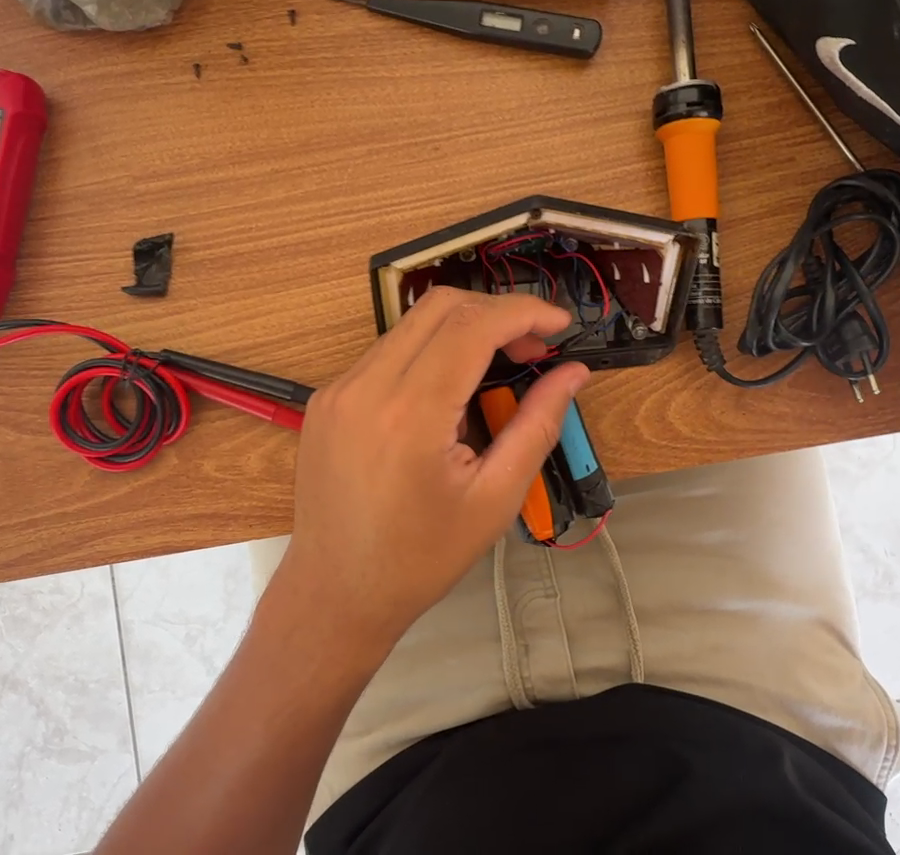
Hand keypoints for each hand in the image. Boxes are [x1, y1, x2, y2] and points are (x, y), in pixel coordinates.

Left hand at [271, 287, 589, 644]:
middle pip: (438, 306)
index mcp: (410, 414)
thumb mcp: (495, 498)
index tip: (558, 326)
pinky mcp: (326, 400)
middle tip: (531, 349)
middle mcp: (366, 387)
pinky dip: (426, 354)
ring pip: (410, 325)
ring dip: (460, 331)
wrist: (336, 592)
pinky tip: (446, 395)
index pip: (472, 324)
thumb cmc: (420, 558)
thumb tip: (574, 373)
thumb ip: (538, 425)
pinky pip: (384, 353)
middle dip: (495, 312)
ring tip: (494, 372)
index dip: (523, 311)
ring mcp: (338, 390)